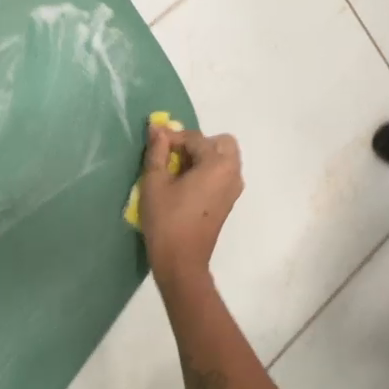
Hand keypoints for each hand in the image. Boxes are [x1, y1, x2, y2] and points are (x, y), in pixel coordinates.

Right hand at [138, 125, 242, 286]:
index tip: (154, 145)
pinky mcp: (229, 201)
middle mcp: (233, 172)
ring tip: (178, 171)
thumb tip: (157, 127)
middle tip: (173, 157)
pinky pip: (223, 174)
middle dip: (196, 144)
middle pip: (220, 143)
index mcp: (217, 164)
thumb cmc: (166, 220)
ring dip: (203, 157)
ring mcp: (234, 188)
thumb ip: (157, 151)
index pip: (195, 138)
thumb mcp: (155, 182)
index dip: (172, 138)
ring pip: (224, 158)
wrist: (181, 261)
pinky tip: (186, 186)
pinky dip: (208, 171)